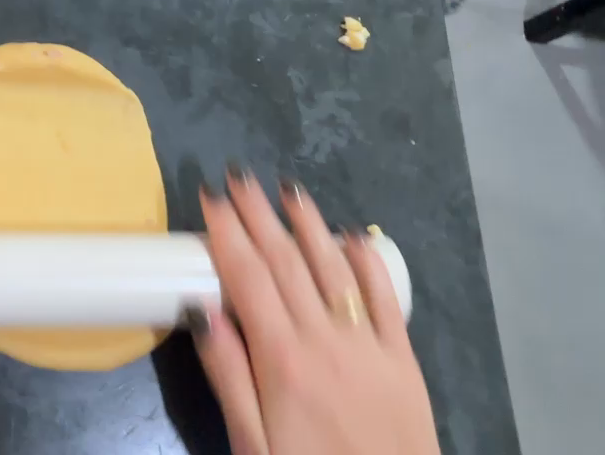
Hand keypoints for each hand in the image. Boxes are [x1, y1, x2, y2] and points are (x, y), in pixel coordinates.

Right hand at [194, 172, 439, 454]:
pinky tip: (353, 236)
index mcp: (282, 359)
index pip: (247, 277)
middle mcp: (325, 340)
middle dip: (259, 214)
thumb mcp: (252, 444)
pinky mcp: (403, 360)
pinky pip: (385, 300)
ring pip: (333, 269)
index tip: (211, 197)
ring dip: (309, 225)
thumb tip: (201, 307)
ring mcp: (368, 346)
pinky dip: (368, 263)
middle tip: (239, 178)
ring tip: (289, 190)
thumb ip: (228, 375)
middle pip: (286, 261)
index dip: (227, 232)